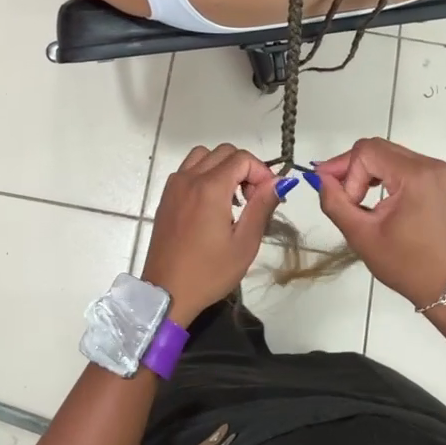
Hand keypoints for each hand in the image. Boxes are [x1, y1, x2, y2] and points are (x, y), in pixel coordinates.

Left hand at [142, 144, 278, 326]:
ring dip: (222, 168)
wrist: (167, 292)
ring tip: (232, 198)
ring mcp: (174, 186)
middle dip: (244, 168)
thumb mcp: (245, 243)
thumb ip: (262, 206)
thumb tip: (279, 181)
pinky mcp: (166, 197)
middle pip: (223, 152)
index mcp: (210, 188)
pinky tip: (212, 205)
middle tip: (252, 198)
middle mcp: (189, 178)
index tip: (267, 197)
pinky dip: (204, 175)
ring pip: (203, 156)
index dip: (261, 172)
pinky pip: (188, 170)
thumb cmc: (209, 272)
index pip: (242, 158)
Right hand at [316, 138, 445, 309]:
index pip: (366, 152)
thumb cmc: (406, 265)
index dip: (346, 172)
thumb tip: (321, 178)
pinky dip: (381, 174)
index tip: (343, 202)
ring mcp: (438, 171)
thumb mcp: (361, 235)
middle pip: (377, 148)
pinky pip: (401, 164)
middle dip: (352, 168)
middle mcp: (431, 165)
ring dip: (365, 171)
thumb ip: (335, 202)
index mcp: (416, 176)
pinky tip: (371, 195)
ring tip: (353, 198)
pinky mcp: (438, 180)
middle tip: (336, 193)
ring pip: (388, 154)